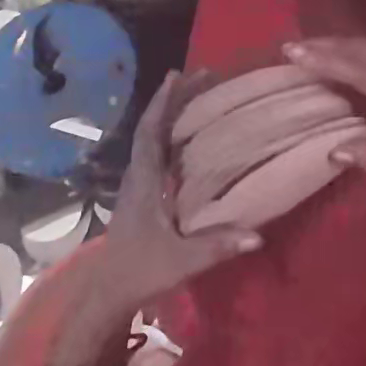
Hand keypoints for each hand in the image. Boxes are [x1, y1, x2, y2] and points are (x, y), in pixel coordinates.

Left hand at [89, 71, 262, 314]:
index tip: (176, 75)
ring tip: (196, 97)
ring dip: (170, 115)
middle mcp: (137, 175)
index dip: (162, 102)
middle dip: (173, 100)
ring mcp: (137, 184)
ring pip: (152, 138)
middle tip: (201, 78)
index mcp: (143, 181)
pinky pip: (155, 153)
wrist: (108, 290)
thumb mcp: (181, 260)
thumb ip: (217, 247)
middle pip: (152, 127)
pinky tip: (188, 138)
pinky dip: (170, 135)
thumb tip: (257, 235)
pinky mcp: (141, 194)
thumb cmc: (140, 270)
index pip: (151, 132)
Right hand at [284, 38, 365, 184]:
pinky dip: (360, 49)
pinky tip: (349, 54)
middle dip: (324, 45)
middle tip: (293, 46)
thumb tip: (334, 151)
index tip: (293, 53)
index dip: (322, 59)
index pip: (354, 69)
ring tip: (313, 46)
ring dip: (340, 44)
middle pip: (359, 49)